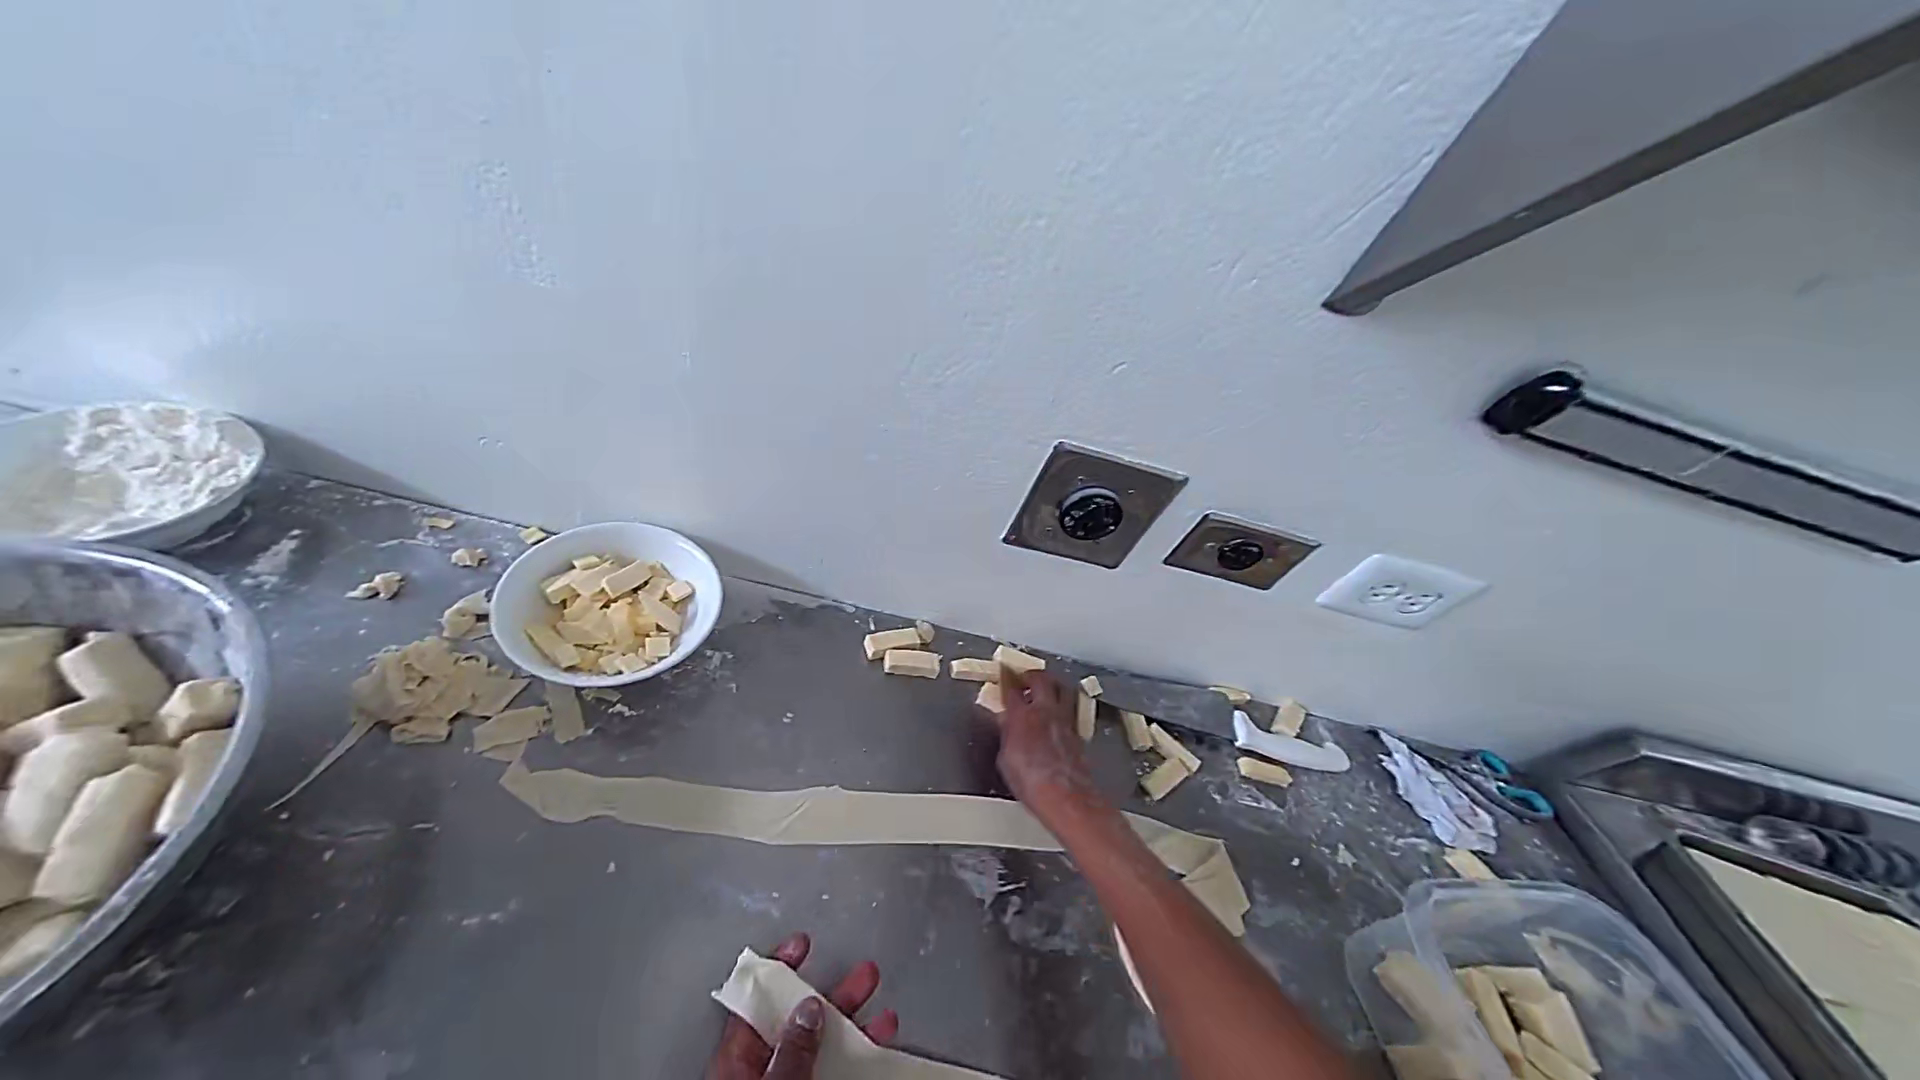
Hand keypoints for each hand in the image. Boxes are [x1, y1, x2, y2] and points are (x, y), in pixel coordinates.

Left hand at [706, 932, 898, 1079]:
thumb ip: (790, 1053)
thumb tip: (811, 1006)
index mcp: (736, 1064)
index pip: (756, 1005)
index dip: (778, 971)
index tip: (803, 944)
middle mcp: (761, 1074)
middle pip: (799, 1022)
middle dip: (836, 997)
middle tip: (868, 975)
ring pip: (823, 1051)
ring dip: (856, 1030)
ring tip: (887, 1017)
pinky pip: (832, 1076)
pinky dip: (857, 1062)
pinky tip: (880, 1052)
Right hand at [989, 667, 1113, 830]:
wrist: (1064, 795)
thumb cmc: (1031, 782)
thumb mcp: (1005, 760)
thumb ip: (1005, 736)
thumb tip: (1005, 726)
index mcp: (1021, 716)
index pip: (1011, 691)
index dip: (1007, 684)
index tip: (1004, 683)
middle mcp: (1045, 712)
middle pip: (1041, 679)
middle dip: (1032, 675)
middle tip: (1026, 677)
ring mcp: (1064, 720)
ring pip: (1062, 689)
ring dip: (1053, 685)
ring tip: (1046, 688)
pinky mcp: (1077, 733)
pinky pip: (1071, 710)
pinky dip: (1063, 706)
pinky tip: (1058, 716)